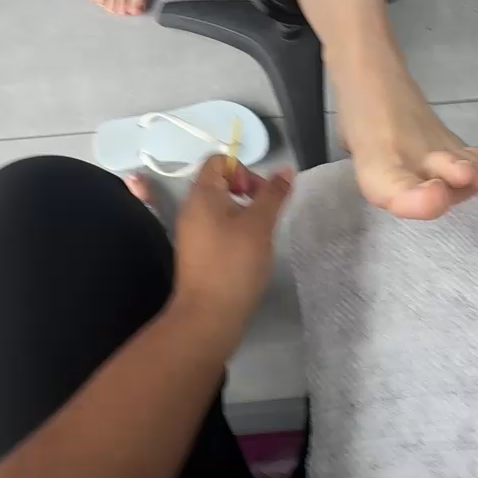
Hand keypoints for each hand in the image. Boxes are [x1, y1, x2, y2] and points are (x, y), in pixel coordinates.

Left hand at [168, 157, 292, 346]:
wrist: (208, 316)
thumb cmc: (234, 263)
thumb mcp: (260, 224)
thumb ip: (273, 193)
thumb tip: (286, 169)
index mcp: (202, 194)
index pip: (217, 160)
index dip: (242, 168)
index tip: (259, 194)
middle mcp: (191, 208)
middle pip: (219, 181)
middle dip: (246, 190)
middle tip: (264, 213)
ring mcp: (191, 232)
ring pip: (219, 206)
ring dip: (243, 212)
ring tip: (260, 234)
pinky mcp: (196, 252)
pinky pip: (216, 227)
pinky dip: (233, 230)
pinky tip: (248, 252)